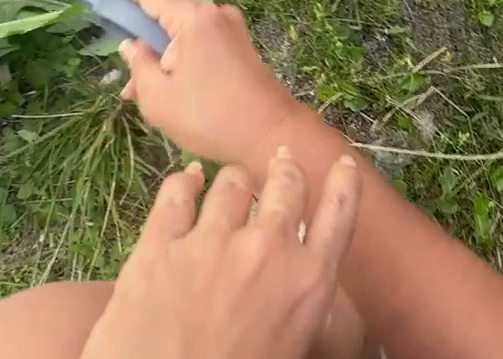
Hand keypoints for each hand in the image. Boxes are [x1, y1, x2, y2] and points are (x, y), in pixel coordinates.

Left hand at [81, 150, 363, 358]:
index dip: (343, 181)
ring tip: (230, 183)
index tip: (341, 164)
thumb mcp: (290, 345)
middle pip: (287, 184)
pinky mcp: (158, 248)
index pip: (339, 212)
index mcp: (307, 281)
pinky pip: (177, 195)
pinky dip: (185, 182)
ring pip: (233, 183)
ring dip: (235, 182)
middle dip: (285, 171)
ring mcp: (212, 243)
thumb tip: (296, 280)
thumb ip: (298, 301)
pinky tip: (189, 179)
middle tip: (281, 163)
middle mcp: (268, 248)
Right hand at [105, 0, 318, 164]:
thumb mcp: (158, 96)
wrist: (270, 132)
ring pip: (184, 35)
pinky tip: (166, 91)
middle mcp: (217, 15)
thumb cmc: (209, 116)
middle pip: (169, 15)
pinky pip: (201, 44)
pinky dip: (180, 61)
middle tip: (119, 67)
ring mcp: (233, 29)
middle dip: (141, 39)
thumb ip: (140, 64)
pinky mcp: (241, 46)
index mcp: (196, 19)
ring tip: (138, 93)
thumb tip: (133, 44)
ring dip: (160, 57)